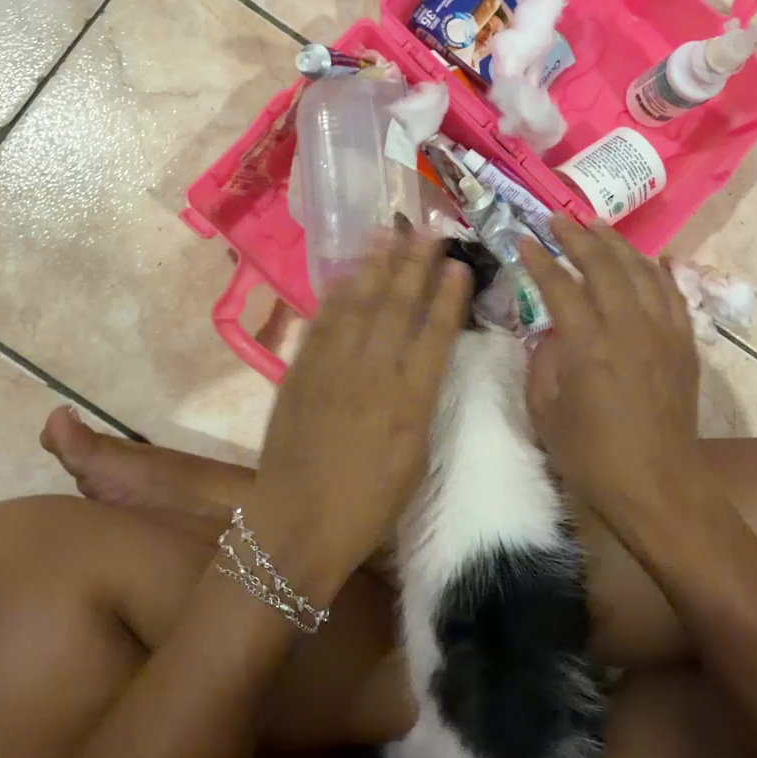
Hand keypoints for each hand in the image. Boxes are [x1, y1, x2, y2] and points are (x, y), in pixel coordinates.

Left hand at [241, 234, 470, 599]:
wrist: (297, 524)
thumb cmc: (367, 507)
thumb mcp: (414, 461)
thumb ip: (420, 405)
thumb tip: (423, 365)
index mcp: (410, 403)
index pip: (435, 335)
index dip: (449, 296)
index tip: (459, 265)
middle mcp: (372, 375)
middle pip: (397, 308)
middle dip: (414, 266)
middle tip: (427, 232)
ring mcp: (331, 369)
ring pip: (357, 306)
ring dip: (374, 268)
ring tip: (388, 235)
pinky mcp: (299, 373)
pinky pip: (320, 324)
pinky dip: (334, 296)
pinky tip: (344, 274)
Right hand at [518, 216, 703, 506]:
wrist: (659, 488)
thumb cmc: (592, 458)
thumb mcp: (546, 413)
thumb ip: (543, 363)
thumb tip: (550, 332)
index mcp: (589, 347)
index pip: (560, 286)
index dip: (539, 260)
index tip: (522, 240)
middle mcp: (629, 330)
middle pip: (604, 266)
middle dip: (578, 237)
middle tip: (557, 219)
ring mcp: (663, 334)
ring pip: (642, 271)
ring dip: (617, 244)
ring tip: (596, 227)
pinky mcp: (684, 345)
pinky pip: (671, 293)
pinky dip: (656, 270)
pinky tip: (645, 260)